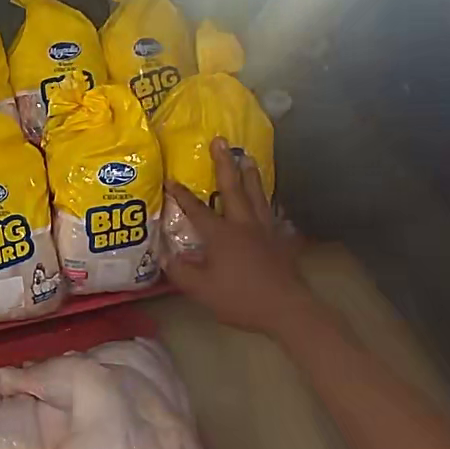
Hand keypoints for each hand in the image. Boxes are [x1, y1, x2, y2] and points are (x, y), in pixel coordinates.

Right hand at [164, 139, 314, 334]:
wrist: (285, 307)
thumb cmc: (240, 298)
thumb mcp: (202, 290)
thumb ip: (181, 272)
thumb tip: (164, 256)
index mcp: (221, 234)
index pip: (197, 209)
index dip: (182, 194)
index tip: (171, 179)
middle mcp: (243, 224)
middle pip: (233, 188)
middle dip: (224, 163)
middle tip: (221, 141)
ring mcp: (265, 229)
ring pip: (257, 195)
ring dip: (250, 175)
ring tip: (247, 158)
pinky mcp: (280, 239)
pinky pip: (273, 214)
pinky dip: (270, 203)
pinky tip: (271, 202)